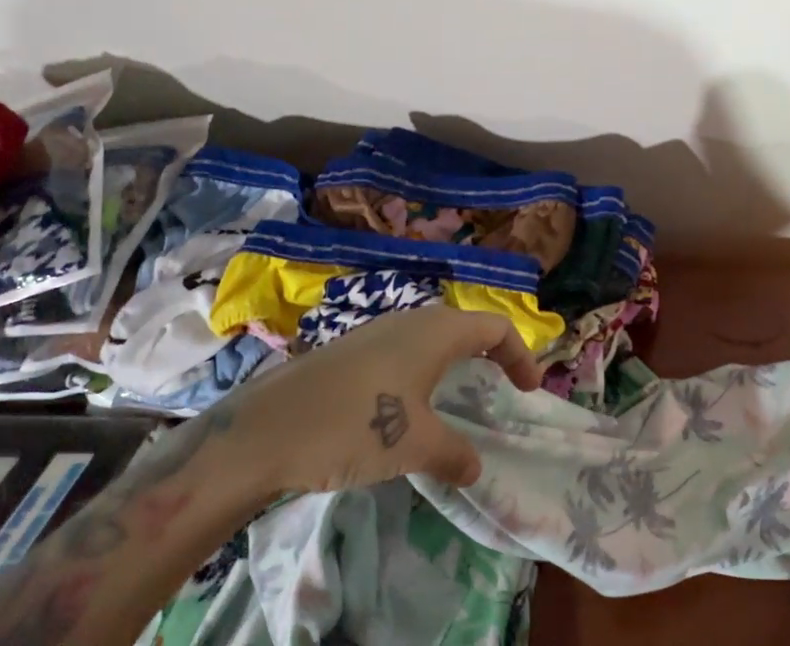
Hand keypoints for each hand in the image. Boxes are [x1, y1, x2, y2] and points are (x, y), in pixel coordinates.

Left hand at [218, 306, 542, 501]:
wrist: (260, 433)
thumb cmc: (355, 426)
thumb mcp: (416, 446)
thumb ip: (454, 454)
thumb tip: (474, 469)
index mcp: (438, 331)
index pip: (497, 328)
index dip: (521, 355)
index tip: (529, 390)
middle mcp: (410, 321)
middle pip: (465, 327)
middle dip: (488, 356)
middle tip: (498, 389)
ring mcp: (373, 333)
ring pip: (429, 339)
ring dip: (451, 365)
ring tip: (453, 401)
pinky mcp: (345, 353)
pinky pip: (399, 354)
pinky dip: (419, 374)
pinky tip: (402, 411)